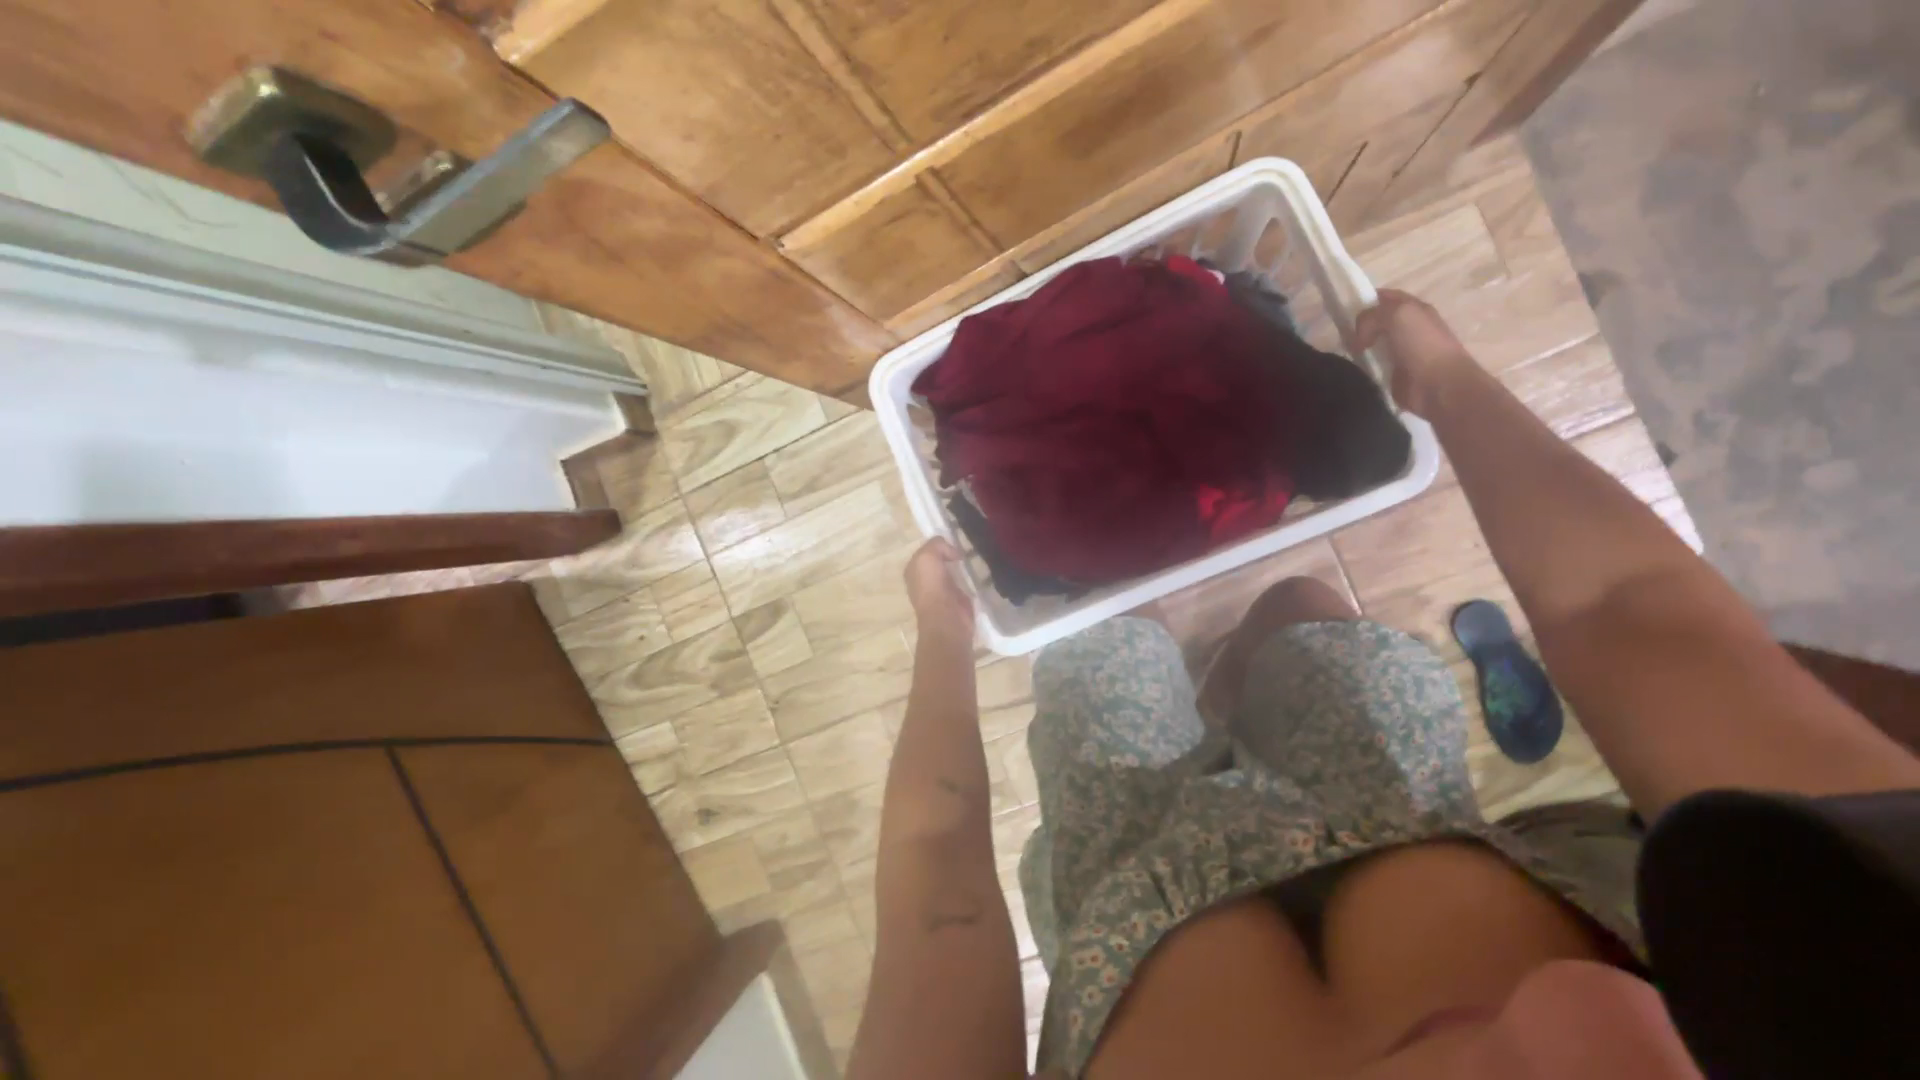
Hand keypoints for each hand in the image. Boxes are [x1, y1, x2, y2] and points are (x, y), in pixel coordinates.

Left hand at [904, 538, 974, 641]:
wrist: (946, 618)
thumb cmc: (932, 586)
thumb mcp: (927, 556)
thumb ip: (937, 545)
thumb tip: (953, 552)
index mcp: (913, 570)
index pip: (926, 551)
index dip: (939, 545)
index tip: (954, 542)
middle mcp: (924, 580)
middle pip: (939, 560)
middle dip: (951, 554)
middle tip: (966, 547)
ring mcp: (941, 591)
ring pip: (951, 570)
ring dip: (961, 566)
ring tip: (974, 557)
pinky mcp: (956, 600)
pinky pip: (963, 582)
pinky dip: (969, 578)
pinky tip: (977, 572)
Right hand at [1354, 288, 1477, 416]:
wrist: (1438, 384)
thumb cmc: (1422, 344)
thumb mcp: (1397, 315)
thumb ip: (1371, 316)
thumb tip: (1359, 336)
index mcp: (1414, 309)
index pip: (1385, 297)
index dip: (1365, 299)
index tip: (1345, 310)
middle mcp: (1408, 327)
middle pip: (1377, 321)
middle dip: (1359, 326)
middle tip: (1343, 334)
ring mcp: (1402, 351)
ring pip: (1372, 343)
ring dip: (1359, 347)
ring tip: (1346, 352)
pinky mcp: (1395, 374)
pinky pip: (1373, 365)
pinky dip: (1362, 366)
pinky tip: (1355, 369)